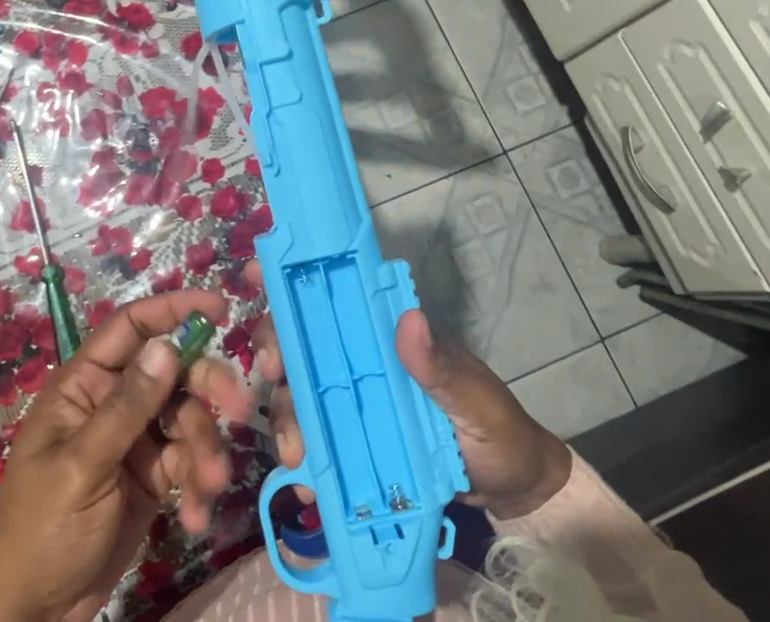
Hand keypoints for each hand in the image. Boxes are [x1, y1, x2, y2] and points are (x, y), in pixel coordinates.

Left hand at [0, 290, 253, 621]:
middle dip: (207, 391)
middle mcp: (111, 402)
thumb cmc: (43, 528)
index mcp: (82, 385)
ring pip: (187, 419)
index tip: (221, 308)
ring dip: (206, 450)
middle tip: (239, 411)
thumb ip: (126, 408)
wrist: (38, 608)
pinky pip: (188, 462)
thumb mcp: (82, 467)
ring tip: (209, 487)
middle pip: (172, 373)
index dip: (172, 310)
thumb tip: (166, 345)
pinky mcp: (153, 475)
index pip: (130, 328)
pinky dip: (198, 485)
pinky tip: (195, 516)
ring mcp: (134, 439)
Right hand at [248, 262, 571, 519]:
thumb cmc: (498, 433)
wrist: (512, 495)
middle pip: (302, 344)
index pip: (335, 300)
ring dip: (286, 415)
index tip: (257, 276)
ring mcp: (353, 404)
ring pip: (299, 394)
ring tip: (294, 454)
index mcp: (388, 338)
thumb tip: (409, 318)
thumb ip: (442, 368)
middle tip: (273, 375)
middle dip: (276, 351)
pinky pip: (313, 441)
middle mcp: (362, 363)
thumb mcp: (476, 401)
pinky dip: (300, 456)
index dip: (293, 284)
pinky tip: (302, 479)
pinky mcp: (350, 445)